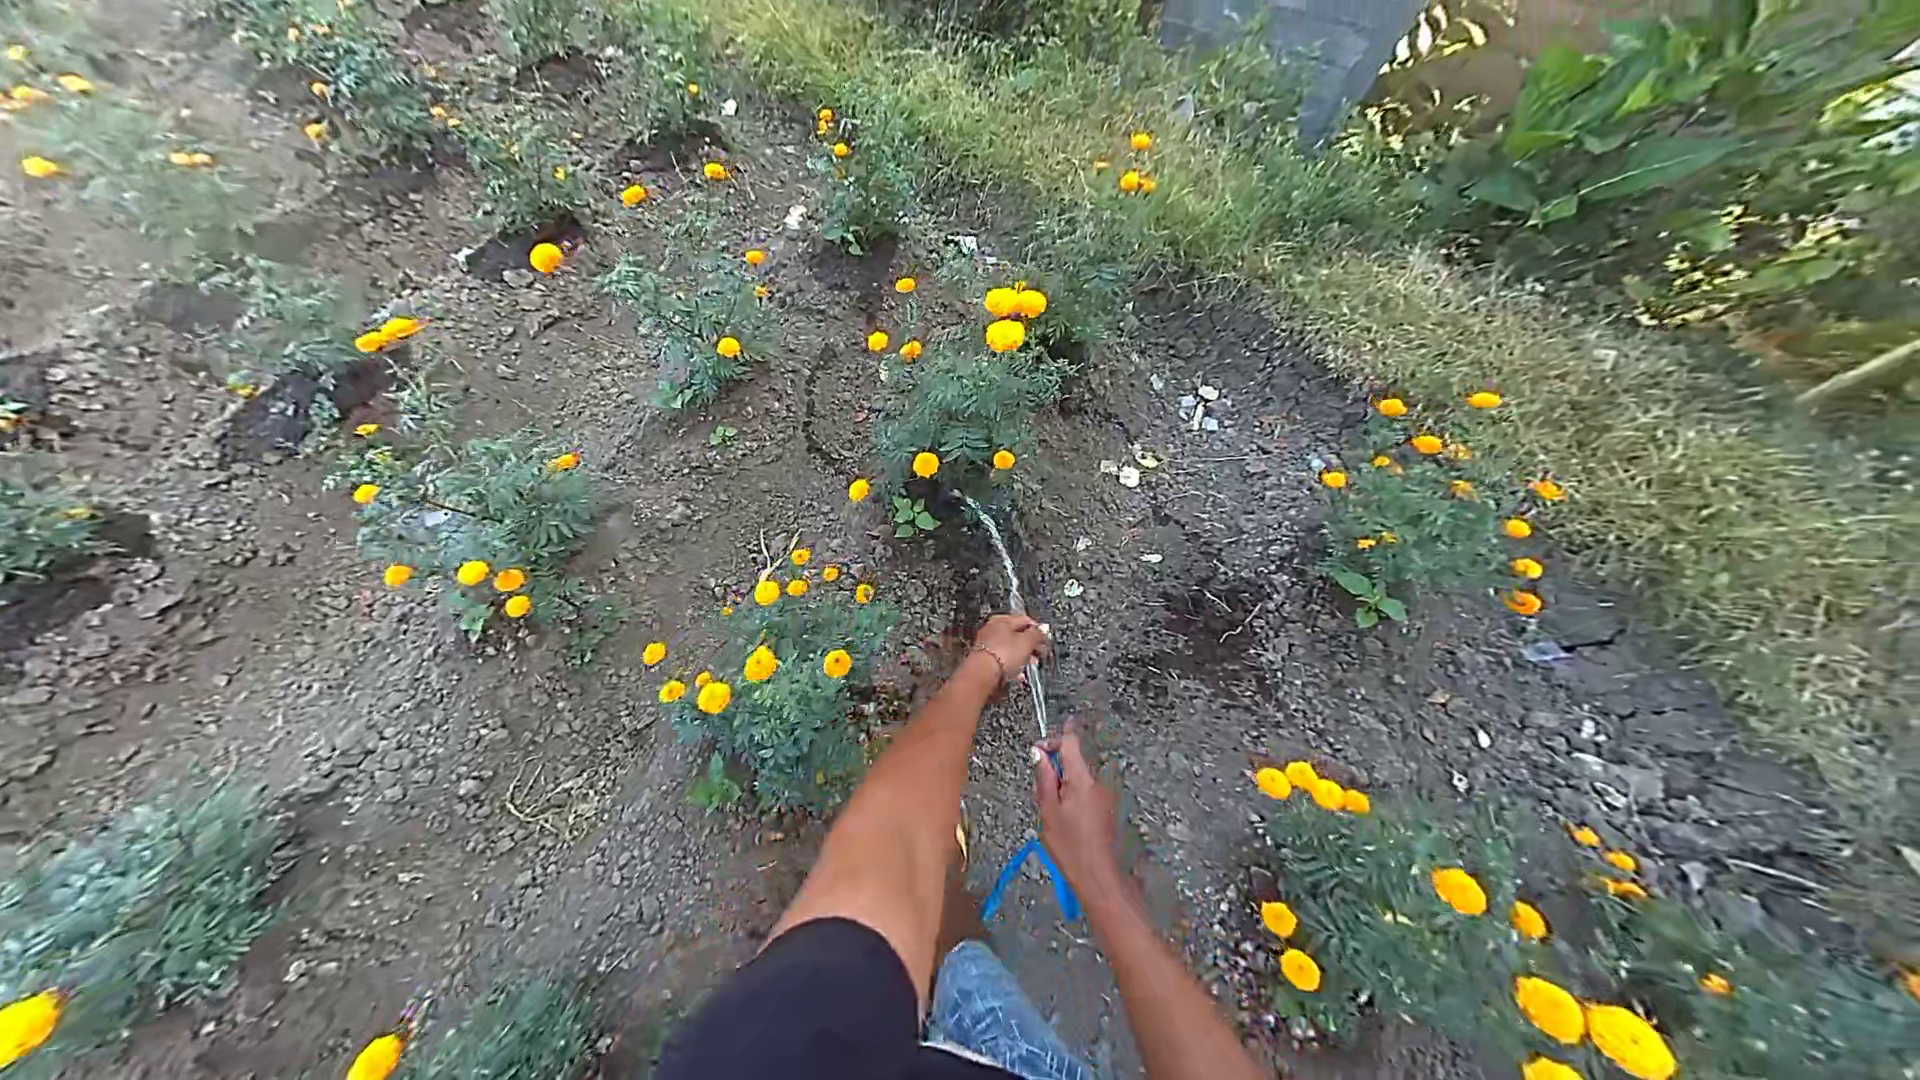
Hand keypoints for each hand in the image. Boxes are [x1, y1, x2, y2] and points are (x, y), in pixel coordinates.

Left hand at [971, 613, 1048, 682]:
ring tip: (1031, 663)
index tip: (1045, 638)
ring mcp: (986, 646)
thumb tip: (1044, 628)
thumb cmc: (1003, 654)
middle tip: (1040, 651)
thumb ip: (1037, 634)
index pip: (1024, 619)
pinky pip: (1001, 661)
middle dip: (1029, 644)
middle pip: (1015, 634)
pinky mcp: (983, 661)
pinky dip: (1011, 666)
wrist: (983, 674)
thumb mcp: (1027, 642)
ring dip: (1022, 656)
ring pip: (1008, 648)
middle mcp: (991, 630)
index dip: (1037, 629)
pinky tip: (1018, 674)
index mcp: (1001, 620)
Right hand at [1033, 731, 1122, 898]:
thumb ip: (1044, 777)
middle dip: (1055, 768)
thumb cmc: (1070, 846)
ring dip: (1064, 783)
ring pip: (1079, 776)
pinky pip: (1087, 789)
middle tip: (1041, 789)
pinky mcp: (1107, 806)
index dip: (1052, 741)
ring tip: (1052, 809)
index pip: (1070, 742)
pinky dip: (1074, 795)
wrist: (1097, 875)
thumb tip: (1038, 752)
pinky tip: (1066, 817)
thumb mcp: (1048, 810)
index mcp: (1082, 779)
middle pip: (1074, 759)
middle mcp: (1098, 781)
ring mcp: (1105, 794)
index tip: (1039, 749)